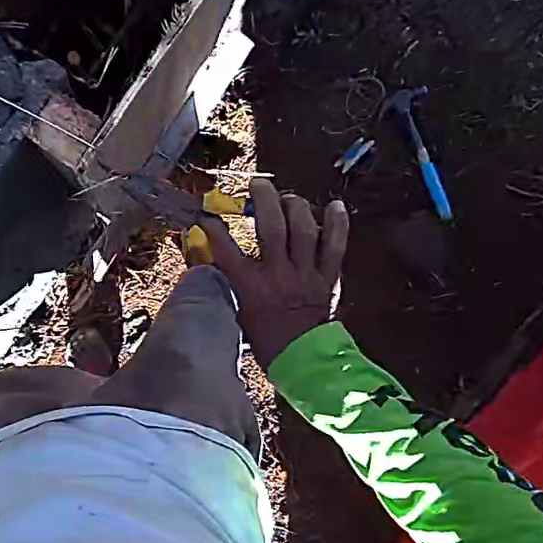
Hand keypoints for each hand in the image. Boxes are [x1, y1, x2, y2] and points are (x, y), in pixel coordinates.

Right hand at [198, 179, 347, 367]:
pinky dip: (336, 224)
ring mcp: (305, 274)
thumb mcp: (237, 310)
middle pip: (271, 228)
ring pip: (303, 231)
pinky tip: (334, 205)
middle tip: (258, 185)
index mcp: (250, 285)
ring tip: (288, 197)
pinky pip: (335, 246)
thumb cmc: (263, 337)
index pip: (226, 248)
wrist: (301, 358)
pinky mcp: (327, 277)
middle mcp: (277, 274)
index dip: (213, 227)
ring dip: (295, 207)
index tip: (205, 214)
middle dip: (264, 201)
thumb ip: (227, 284)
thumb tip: (211, 261)